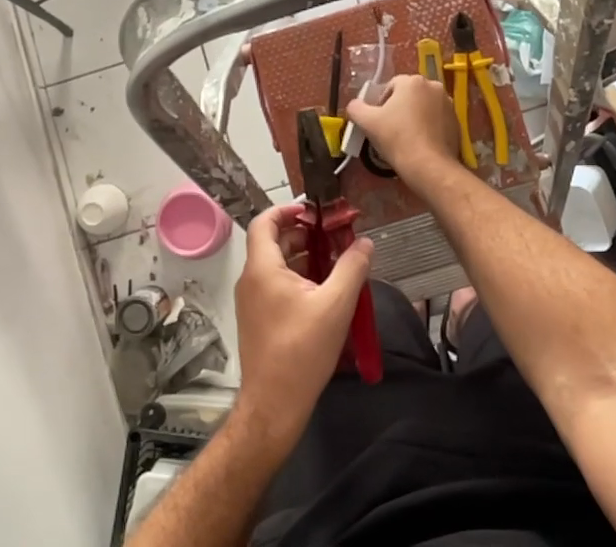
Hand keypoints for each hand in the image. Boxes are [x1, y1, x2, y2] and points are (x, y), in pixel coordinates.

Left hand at [234, 204, 373, 436]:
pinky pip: (275, 285)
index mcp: (262, 269)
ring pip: (276, 265)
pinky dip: (298, 277)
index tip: (314, 211)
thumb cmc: (302, 350)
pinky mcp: (257, 319)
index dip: (287, 209)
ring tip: (337, 260)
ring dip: (304, 256)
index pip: (264, 222)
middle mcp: (251, 280)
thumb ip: (352, 267)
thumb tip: (365, 242)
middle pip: (272, 242)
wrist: (274, 404)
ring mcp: (251, 302)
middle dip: (304, 234)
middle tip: (335, 235)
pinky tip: (325, 290)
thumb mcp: (337, 304)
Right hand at [346, 74, 458, 177]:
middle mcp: (434, 86)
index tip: (378, 121)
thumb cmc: (397, 138)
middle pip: (409, 95)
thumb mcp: (367, 122)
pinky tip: (421, 144)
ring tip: (406, 138)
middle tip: (390, 129)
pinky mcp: (457, 121)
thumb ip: (356, 108)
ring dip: (415, 117)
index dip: (381, 103)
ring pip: (424, 107)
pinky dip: (428, 127)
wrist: (429, 166)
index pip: (391, 86)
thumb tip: (354, 105)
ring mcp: (449, 104)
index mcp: (413, 81)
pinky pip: (437, 120)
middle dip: (399, 109)